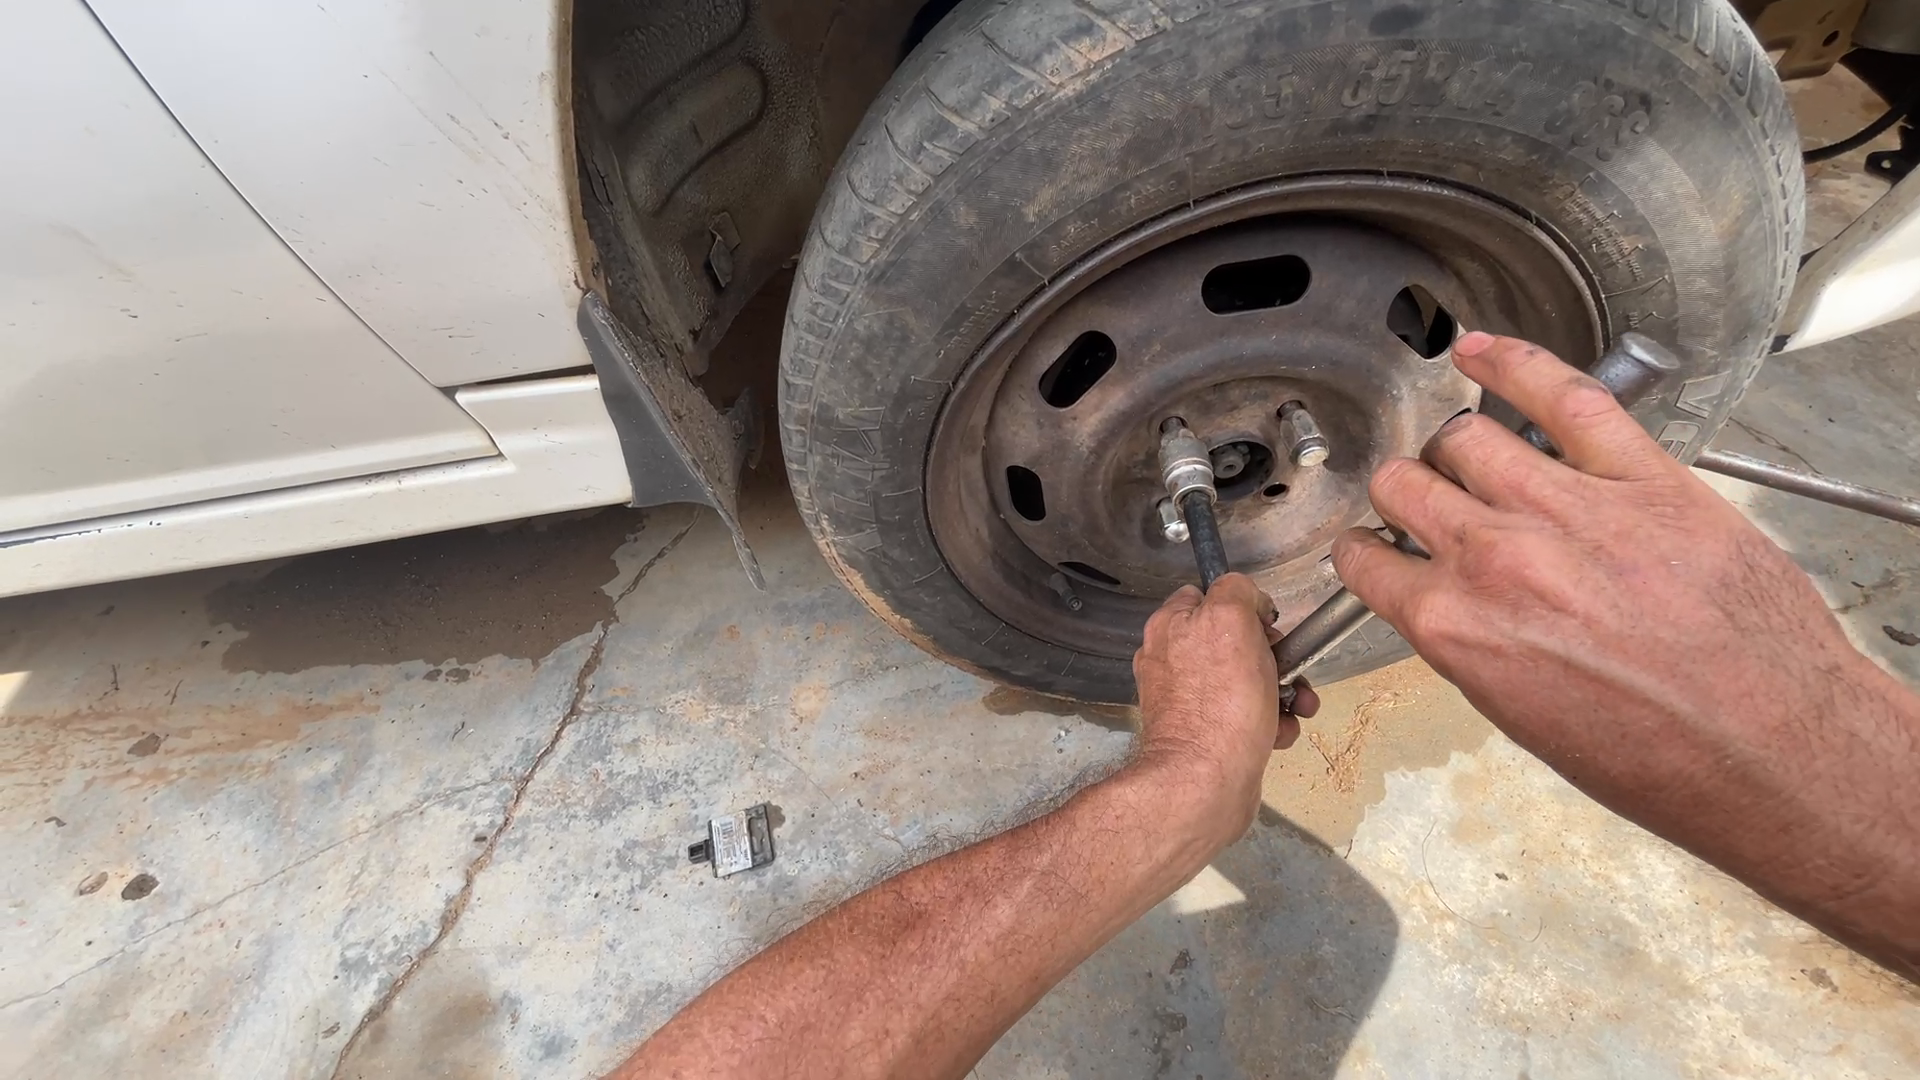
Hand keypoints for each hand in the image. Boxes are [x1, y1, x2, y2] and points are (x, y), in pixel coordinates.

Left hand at [1130, 574, 1318, 846]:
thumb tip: (1246, 596)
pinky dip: (1269, 724)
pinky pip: (1247, 716)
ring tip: (1294, 709)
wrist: (1206, 779)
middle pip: (1235, 641)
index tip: (1266, 625)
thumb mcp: (1230, 620)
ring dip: (1281, 692)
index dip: (1243, 606)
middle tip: (1287, 671)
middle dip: (1273, 656)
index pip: (1208, 595)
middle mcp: (1172, 658)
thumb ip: (1235, 592)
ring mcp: (1188, 697)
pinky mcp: (1207, 732)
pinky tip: (1277, 735)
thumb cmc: (1221, 699)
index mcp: (1170, 626)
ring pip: (1247, 680)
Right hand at [1331, 332, 1919, 959]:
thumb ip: (1450, 629)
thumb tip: (1429, 589)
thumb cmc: (1645, 751)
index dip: (1363, 555)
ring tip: (1464, 461)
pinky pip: (1564, 397)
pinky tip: (1478, 351)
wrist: (1778, 758)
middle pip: (1400, 485)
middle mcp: (1493, 557)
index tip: (1373, 553)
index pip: (1363, 558)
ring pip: (1461, 439)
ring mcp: (1566, 509)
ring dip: (1450, 452)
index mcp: (1451, 621)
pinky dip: (1513, 363)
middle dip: (1400, 497)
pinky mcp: (1642, 479)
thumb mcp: (1501, 703)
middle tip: (1419, 506)